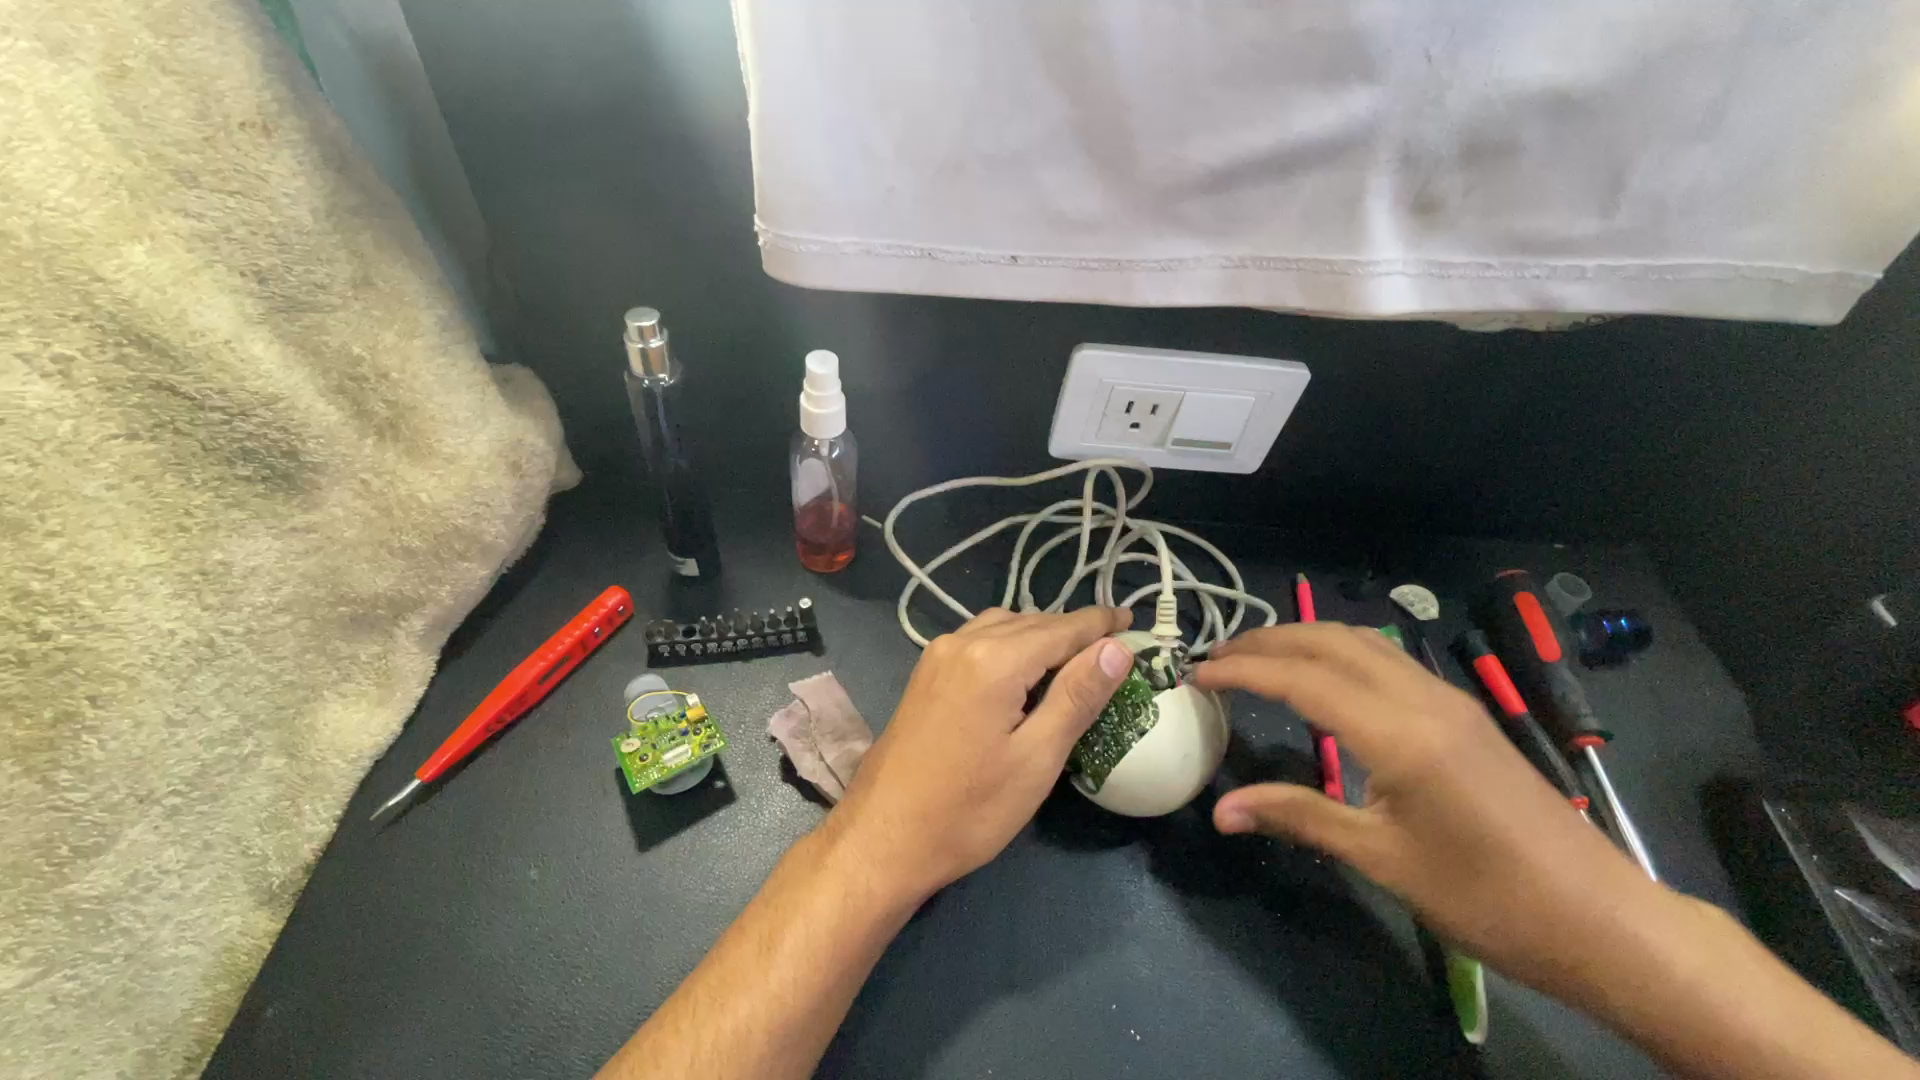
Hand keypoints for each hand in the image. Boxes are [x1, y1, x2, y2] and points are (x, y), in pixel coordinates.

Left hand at [828, 606, 1133, 901]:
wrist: (882, 839)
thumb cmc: (968, 810)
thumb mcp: (1036, 759)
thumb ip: (1076, 697)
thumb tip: (1115, 649)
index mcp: (994, 659)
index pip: (1062, 628)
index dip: (1101, 624)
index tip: (1133, 622)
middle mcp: (962, 643)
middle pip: (1032, 622)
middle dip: (1074, 631)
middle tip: (1114, 649)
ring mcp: (937, 656)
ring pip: (1002, 627)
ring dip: (1041, 636)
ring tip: (1076, 661)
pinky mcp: (925, 675)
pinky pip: (978, 641)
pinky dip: (1010, 645)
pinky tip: (1025, 674)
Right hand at [1194, 623, 1668, 990]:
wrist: (1601, 918)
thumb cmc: (1486, 897)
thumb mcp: (1381, 860)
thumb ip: (1298, 818)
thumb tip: (1221, 811)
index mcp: (1400, 734)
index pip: (1302, 679)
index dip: (1243, 670)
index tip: (1196, 672)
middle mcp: (1423, 699)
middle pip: (1331, 641)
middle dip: (1267, 640)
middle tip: (1216, 655)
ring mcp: (1449, 700)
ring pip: (1362, 642)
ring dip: (1303, 639)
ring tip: (1255, 657)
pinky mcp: (1462, 713)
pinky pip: (1387, 660)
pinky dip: (1337, 652)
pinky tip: (1319, 677)